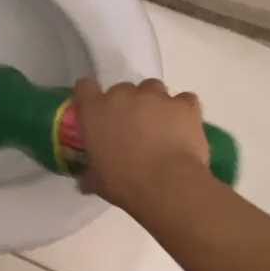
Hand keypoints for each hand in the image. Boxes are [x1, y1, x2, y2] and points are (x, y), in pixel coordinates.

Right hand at [71, 78, 211, 207]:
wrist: (167, 183)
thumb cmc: (123, 181)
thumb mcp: (96, 181)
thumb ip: (89, 174)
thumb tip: (85, 182)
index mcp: (95, 110)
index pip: (84, 87)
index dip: (88, 96)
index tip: (93, 110)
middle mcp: (124, 95)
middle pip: (121, 89)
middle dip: (125, 104)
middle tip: (130, 127)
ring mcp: (156, 96)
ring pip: (152, 88)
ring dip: (153, 102)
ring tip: (158, 124)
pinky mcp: (184, 105)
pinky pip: (184, 99)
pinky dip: (182, 110)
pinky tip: (183, 126)